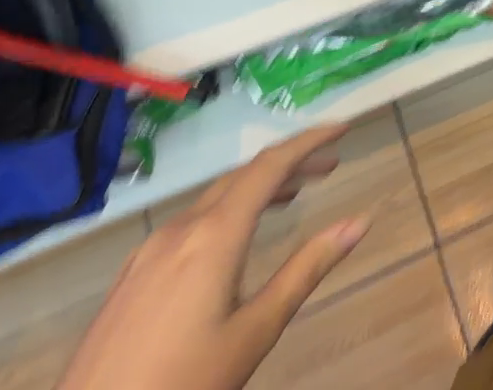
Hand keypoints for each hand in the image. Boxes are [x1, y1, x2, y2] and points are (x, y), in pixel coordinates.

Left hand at [59, 123, 369, 389]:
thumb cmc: (184, 380)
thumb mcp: (256, 330)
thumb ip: (306, 269)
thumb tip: (359, 221)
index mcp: (214, 236)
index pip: (269, 167)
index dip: (308, 142)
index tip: (342, 128)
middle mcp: (180, 230)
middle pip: (242, 176)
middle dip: (289, 163)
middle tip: (330, 166)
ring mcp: (150, 250)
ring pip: (214, 198)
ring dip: (258, 187)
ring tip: (294, 195)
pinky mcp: (133, 273)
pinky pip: (190, 220)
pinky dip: (227, 210)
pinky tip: (235, 236)